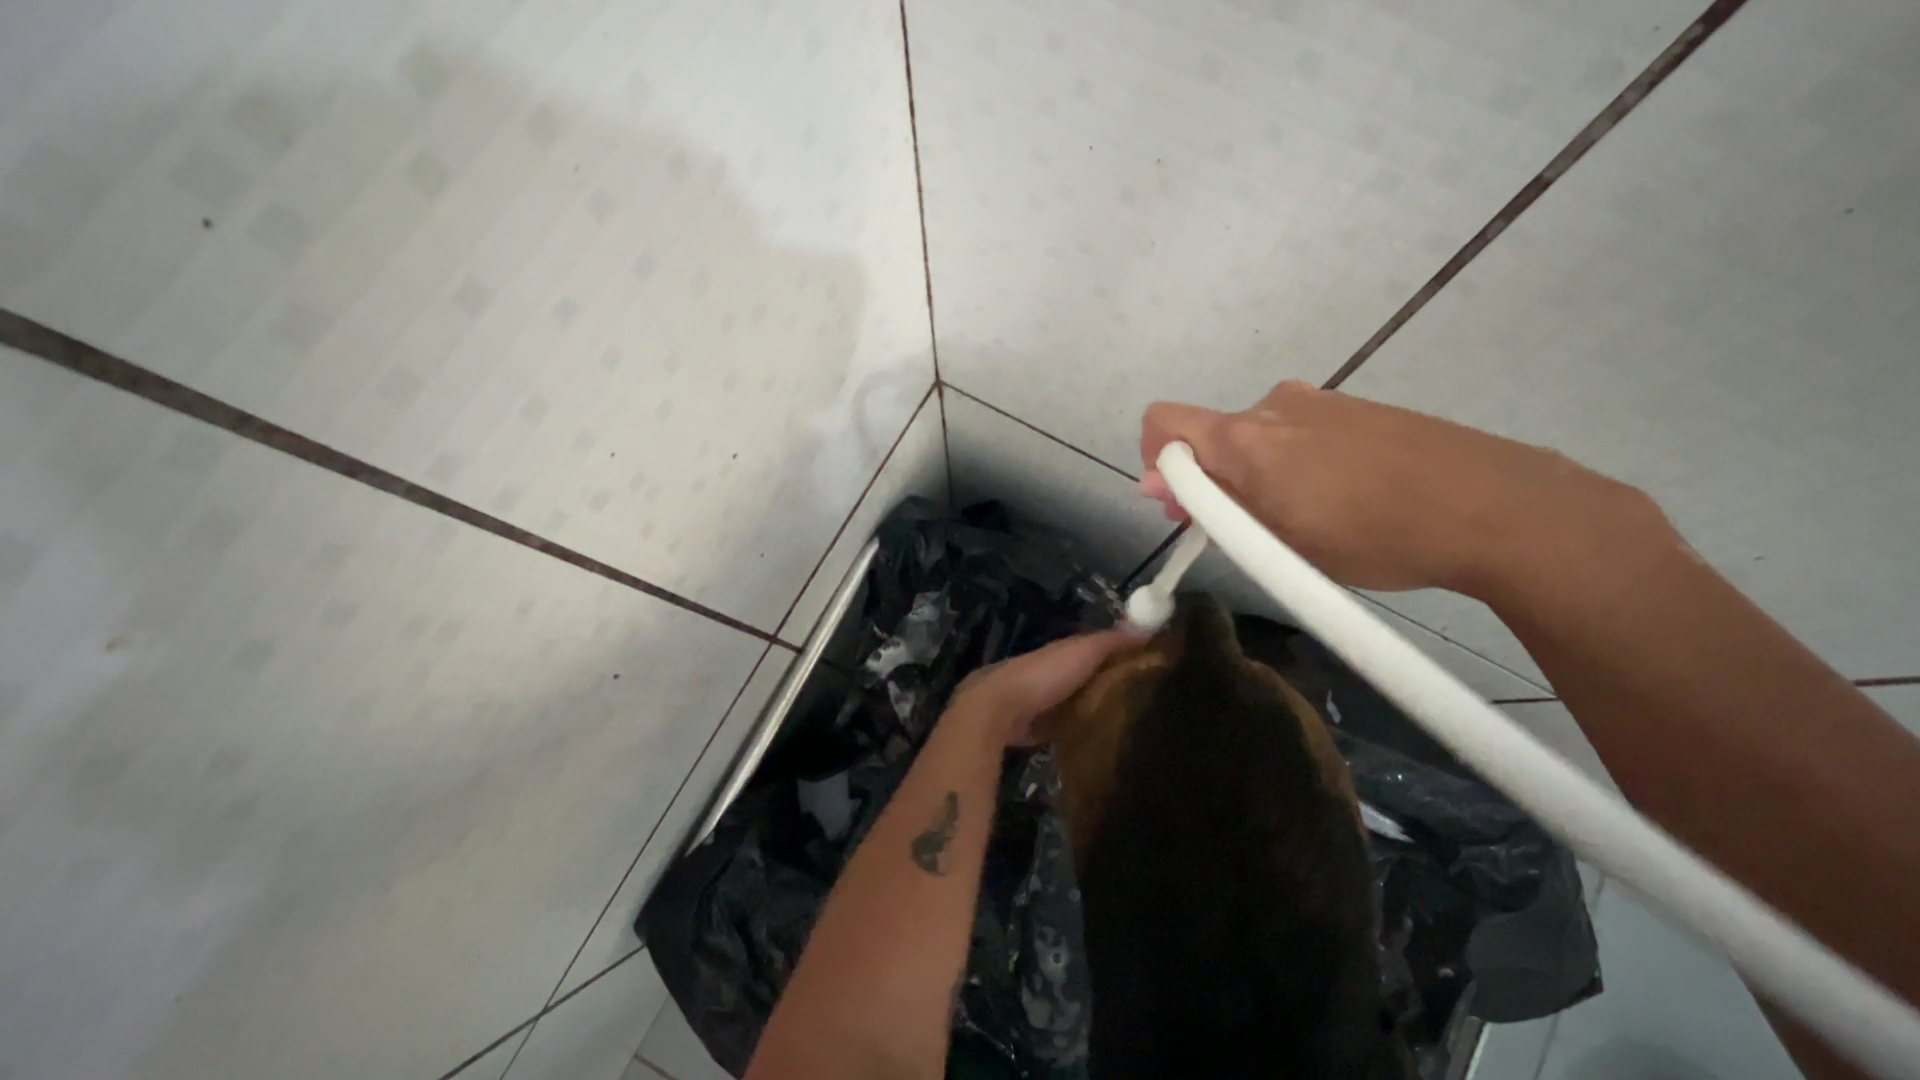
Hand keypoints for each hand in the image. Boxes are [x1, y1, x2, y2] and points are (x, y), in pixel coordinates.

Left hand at [951, 629, 1144, 745]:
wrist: (1000, 707)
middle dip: (1100, 684)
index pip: (1092, 651)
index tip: (1144, 667)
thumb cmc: (1045, 674)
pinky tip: (1091, 740)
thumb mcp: (1083, 651)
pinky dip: (1071, 730)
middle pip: (1080, 678)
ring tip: (1119, 722)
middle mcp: (1047, 673)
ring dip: (1085, 708)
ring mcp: (1036, 702)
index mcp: (1060, 652)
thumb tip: (1147, 626)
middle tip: (1137, 700)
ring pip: (1068, 702)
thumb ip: (1111, 641)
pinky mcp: (1031, 729)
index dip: (1115, 656)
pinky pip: (1058, 727)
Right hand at [1139, 381, 1663, 594]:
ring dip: (1257, 475)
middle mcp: (1274, 406)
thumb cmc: (1374, 534)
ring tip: (1304, 522)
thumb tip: (1157, 484)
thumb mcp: (1281, 539)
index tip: (1183, 508)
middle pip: (1213, 435)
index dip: (1157, 463)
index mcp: (1245, 437)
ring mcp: (1321, 402)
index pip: (1164, 422)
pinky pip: (1300, 434)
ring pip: (1259, 438)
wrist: (1491, 505)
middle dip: (1213, 481)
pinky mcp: (1358, 409)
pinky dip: (1296, 465)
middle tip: (1245, 531)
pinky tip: (1341, 502)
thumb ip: (1215, 508)